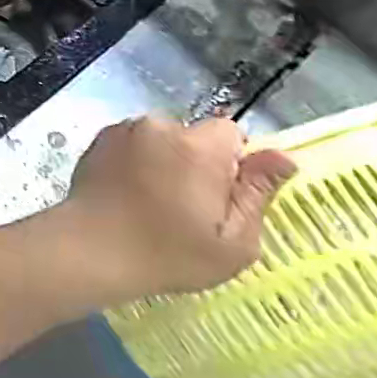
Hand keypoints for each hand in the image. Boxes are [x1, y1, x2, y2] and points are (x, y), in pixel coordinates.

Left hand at [51, 117, 294, 303]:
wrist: (93, 247)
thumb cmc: (168, 252)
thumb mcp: (231, 241)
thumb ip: (257, 193)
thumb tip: (283, 156)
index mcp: (198, 146)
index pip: (230, 131)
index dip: (231, 162)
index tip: (220, 195)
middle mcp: (162, 124)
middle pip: (194, 135)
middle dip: (195, 162)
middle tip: (184, 206)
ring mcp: (127, 127)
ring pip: (162, 138)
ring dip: (164, 160)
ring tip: (151, 202)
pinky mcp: (101, 136)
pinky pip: (133, 141)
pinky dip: (136, 160)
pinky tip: (127, 192)